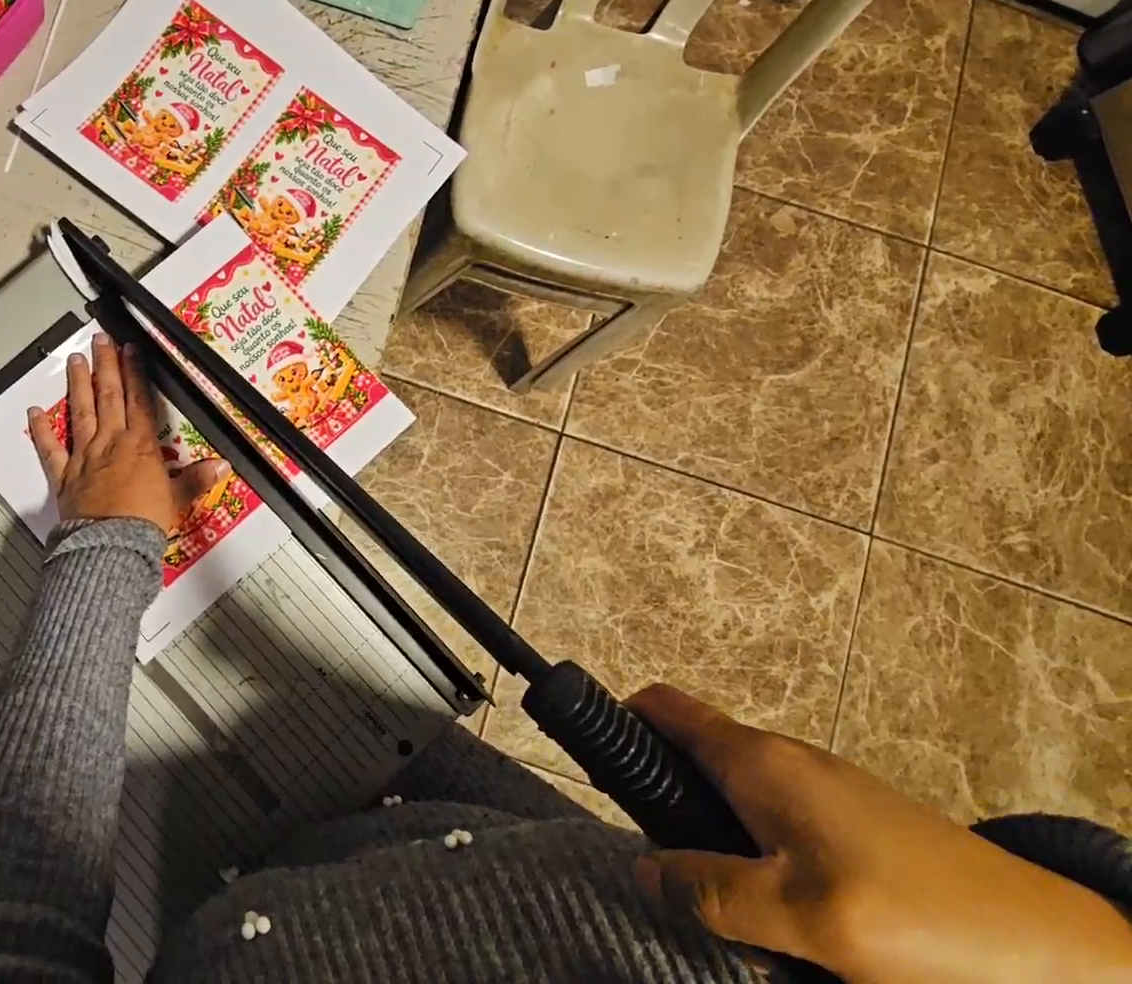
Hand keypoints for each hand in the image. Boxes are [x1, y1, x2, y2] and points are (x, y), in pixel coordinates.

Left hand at [28, 333, 226, 535]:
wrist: (111, 546)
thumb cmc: (144, 522)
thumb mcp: (177, 499)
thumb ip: (195, 480)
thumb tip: (221, 467)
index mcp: (139, 446)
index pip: (138, 401)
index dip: (135, 373)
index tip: (130, 350)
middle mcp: (110, 443)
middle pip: (108, 397)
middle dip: (105, 366)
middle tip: (100, 340)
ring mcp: (84, 457)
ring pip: (80, 413)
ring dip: (78, 385)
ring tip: (75, 361)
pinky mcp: (64, 477)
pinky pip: (50, 450)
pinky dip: (41, 431)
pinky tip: (34, 412)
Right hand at [627, 684, 1131, 982]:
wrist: (1068, 959)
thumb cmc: (924, 921)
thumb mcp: (802, 917)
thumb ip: (708, 891)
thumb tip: (642, 871)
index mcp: (755, 759)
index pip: (659, 706)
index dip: (615, 723)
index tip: (595, 771)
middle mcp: (781, 759)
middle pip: (687, 759)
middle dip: (663, 808)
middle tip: (666, 875)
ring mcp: (822, 791)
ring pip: (729, 802)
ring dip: (712, 847)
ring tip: (728, 912)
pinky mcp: (854, 825)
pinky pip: (772, 829)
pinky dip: (755, 863)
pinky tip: (784, 920)